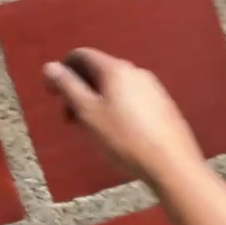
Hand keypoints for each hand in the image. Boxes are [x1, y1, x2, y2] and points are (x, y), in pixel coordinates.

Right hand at [44, 49, 202, 182]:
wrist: (175, 169)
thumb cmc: (125, 139)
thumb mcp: (88, 113)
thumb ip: (68, 86)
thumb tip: (50, 66)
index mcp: (115, 69)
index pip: (81, 55)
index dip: (62, 69)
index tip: (52, 93)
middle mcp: (135, 71)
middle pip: (98, 71)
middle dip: (79, 89)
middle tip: (70, 117)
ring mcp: (153, 89)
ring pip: (115, 86)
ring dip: (97, 100)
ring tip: (93, 128)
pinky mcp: (165, 107)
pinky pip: (132, 98)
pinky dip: (116, 107)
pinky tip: (118, 132)